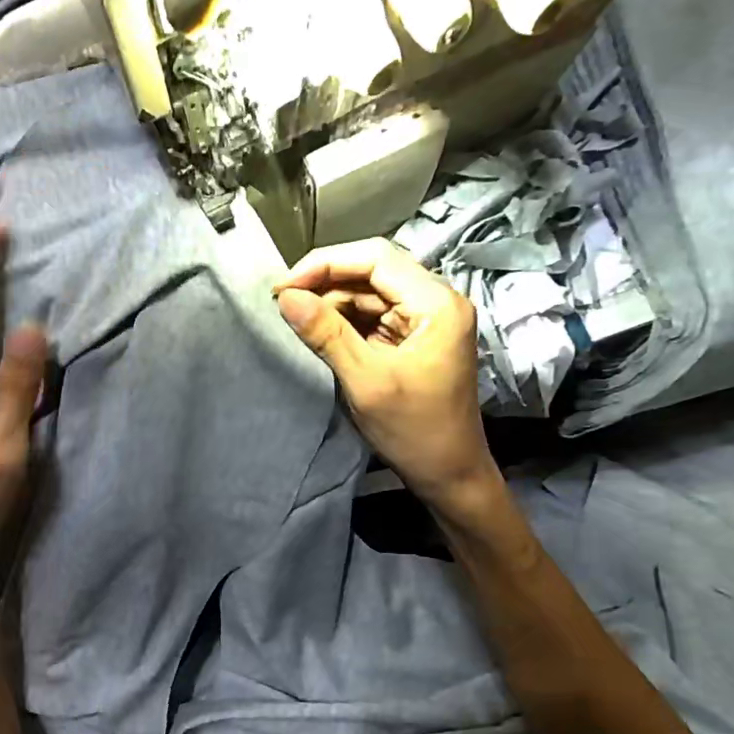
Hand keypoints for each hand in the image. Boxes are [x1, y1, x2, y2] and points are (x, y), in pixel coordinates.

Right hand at [273, 237, 496, 507]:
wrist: (450, 474)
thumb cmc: (416, 432)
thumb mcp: (366, 381)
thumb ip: (326, 334)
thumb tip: (286, 297)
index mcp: (437, 304)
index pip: (376, 258)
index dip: (325, 263)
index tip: (284, 285)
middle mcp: (437, 301)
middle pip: (373, 271)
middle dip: (326, 282)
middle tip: (283, 300)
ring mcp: (426, 319)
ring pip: (370, 292)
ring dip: (332, 301)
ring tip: (295, 316)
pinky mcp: (414, 337)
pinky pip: (374, 315)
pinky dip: (345, 320)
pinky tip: (318, 329)